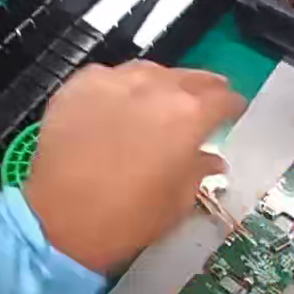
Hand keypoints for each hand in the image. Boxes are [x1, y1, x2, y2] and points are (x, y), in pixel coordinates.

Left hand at [23, 61, 244, 273]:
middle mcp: (154, 87)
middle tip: (202, 104)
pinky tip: (117, 106)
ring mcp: (113, 82)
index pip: (223, 99)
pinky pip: (108, 77)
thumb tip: (211, 160)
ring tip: (158, 103)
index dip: (231, 107)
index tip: (232, 113)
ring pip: (148, 72)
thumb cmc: (126, 220)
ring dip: (160, 85)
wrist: (61, 221)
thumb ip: (199, 171)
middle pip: (189, 78)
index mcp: (188, 115)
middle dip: (201, 91)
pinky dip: (119, 88)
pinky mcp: (78, 86)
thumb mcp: (176, 202)